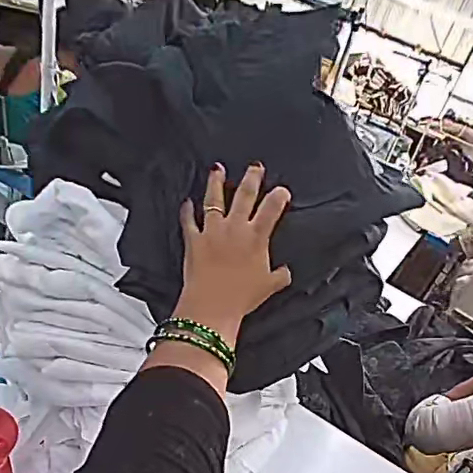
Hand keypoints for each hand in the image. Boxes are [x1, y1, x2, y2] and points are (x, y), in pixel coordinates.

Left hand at [174, 163, 291, 343]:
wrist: (212, 305)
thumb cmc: (241, 297)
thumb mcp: (269, 286)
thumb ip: (280, 275)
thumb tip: (285, 272)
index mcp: (256, 237)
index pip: (272, 208)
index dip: (279, 196)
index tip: (282, 191)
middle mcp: (234, 228)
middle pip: (244, 195)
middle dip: (252, 178)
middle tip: (255, 167)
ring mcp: (212, 231)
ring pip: (214, 199)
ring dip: (216, 182)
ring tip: (217, 169)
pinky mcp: (194, 240)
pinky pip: (188, 220)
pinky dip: (187, 211)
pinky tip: (187, 203)